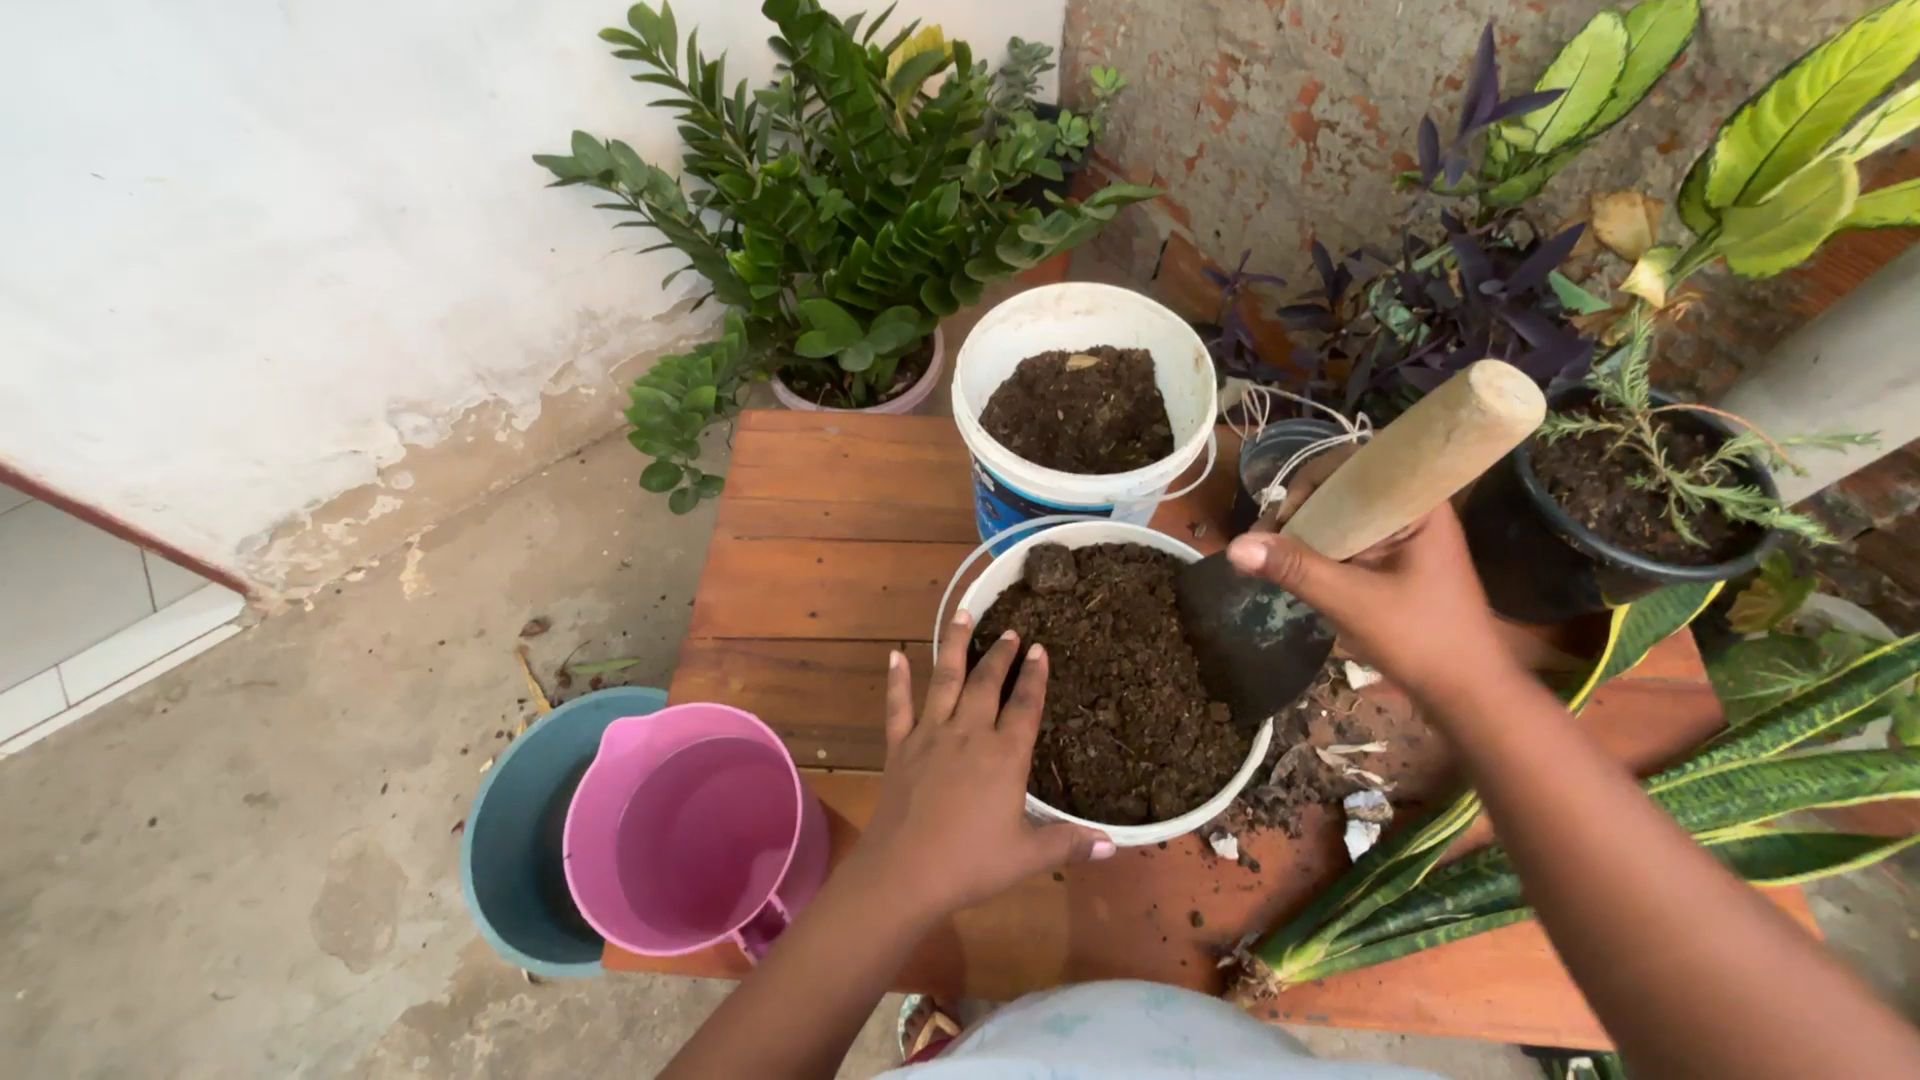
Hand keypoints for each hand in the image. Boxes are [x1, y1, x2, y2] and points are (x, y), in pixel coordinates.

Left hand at [847, 613, 1114, 919]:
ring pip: (945, 680)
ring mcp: (930, 735)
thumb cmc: (969, 864)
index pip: (1025, 705)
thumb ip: (1068, 843)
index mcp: (1004, 756)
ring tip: (963, 616)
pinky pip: (898, 705)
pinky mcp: (900, 747)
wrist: (904, 873)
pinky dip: (897, 679)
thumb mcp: (1026, 857)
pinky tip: (895, 654)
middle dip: (1001, 654)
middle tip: (1011, 631)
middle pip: (987, 683)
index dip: (1035, 676)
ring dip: (955, 646)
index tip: (1041, 649)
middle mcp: (968, 734)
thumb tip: (1113, 845)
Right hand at [1225, 502, 1517, 703]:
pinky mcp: (1390, 563)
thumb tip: (1234, 547)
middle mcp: (1409, 512)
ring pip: (1338, 517)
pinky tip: (1292, 573)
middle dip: (1299, 512)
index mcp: (1416, 506)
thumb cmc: (1421, 640)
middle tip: (1267, 544)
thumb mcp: (1352, 602)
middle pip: (1339, 489)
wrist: (1467, 693)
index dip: (1309, 483)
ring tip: (1271, 560)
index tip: (1283, 520)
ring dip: (1302, 534)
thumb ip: (1295, 569)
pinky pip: (1344, 542)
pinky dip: (1315, 553)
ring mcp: (1400, 538)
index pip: (1352, 464)